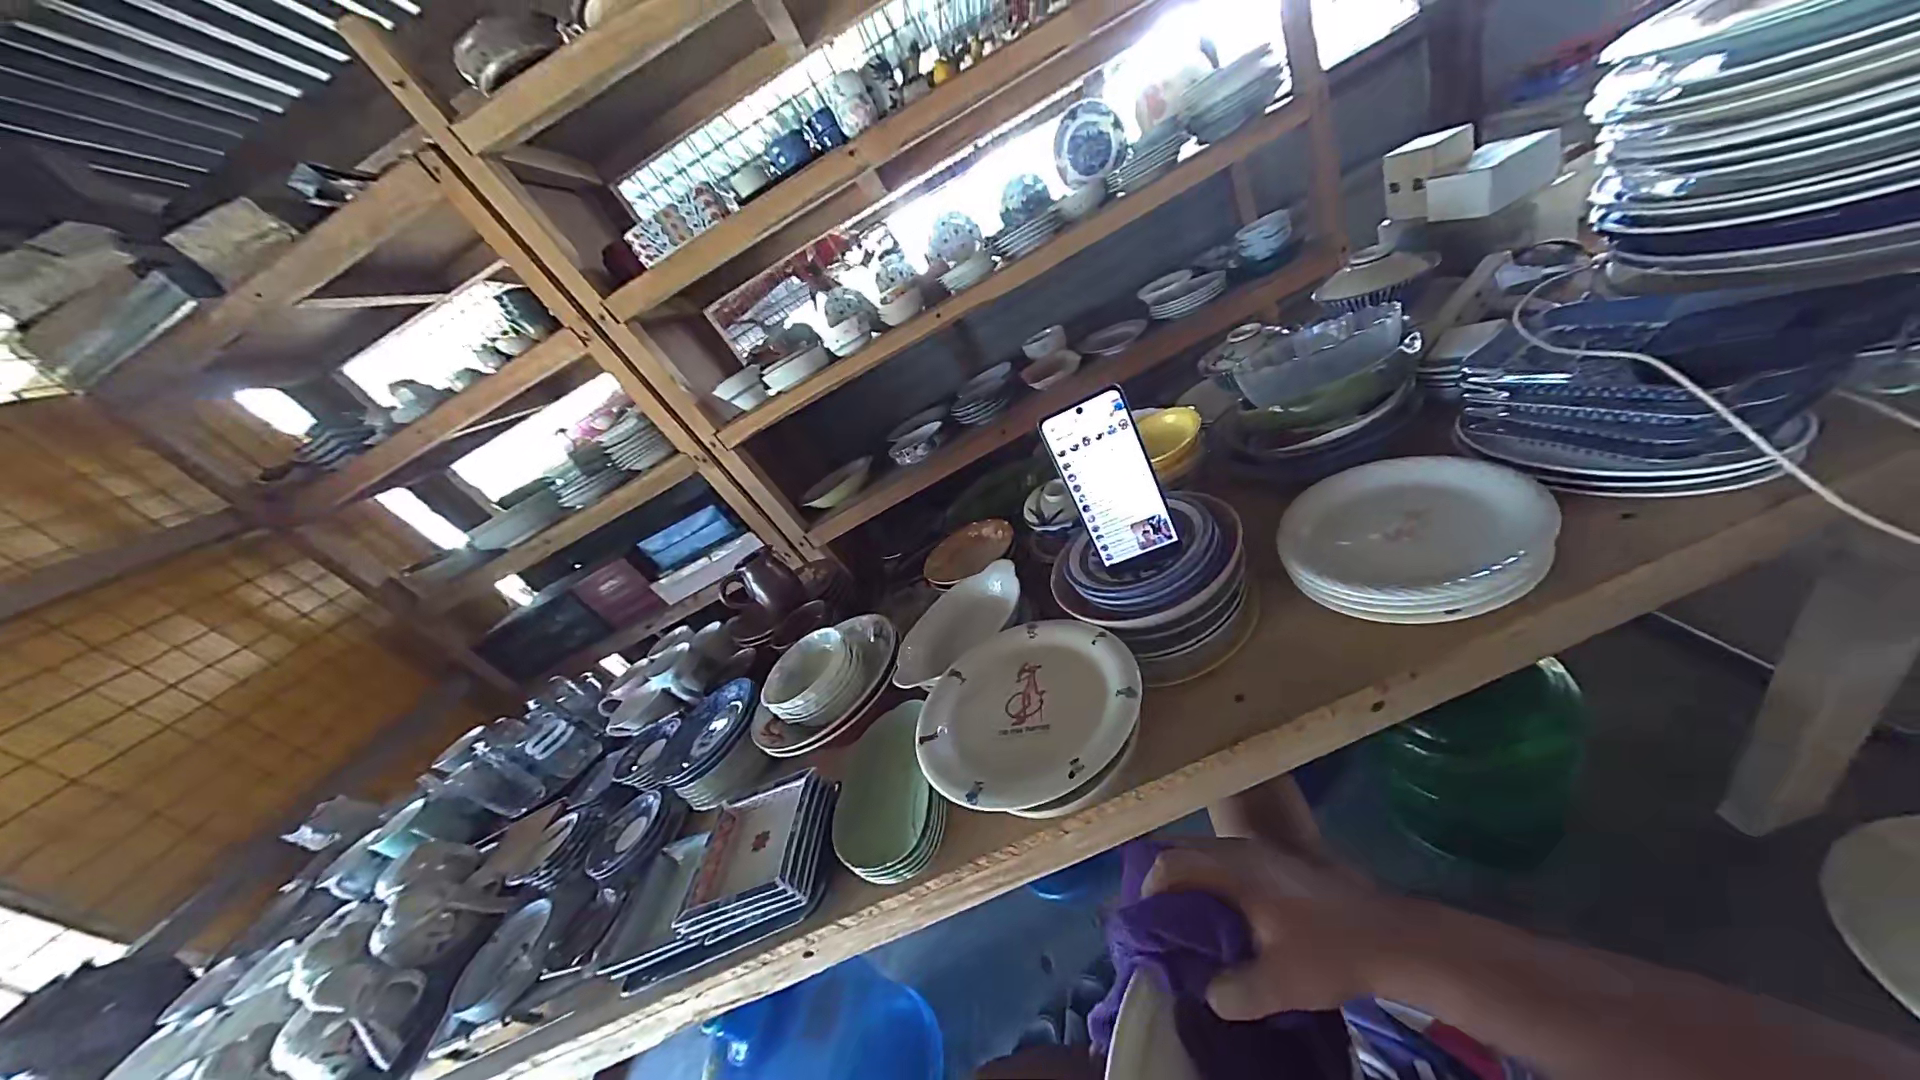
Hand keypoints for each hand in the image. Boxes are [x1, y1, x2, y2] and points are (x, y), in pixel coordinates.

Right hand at [1141, 836, 1404, 1018]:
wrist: (1393, 936)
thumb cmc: (1330, 952)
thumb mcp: (1280, 985)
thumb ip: (1234, 992)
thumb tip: (1208, 994)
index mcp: (1233, 869)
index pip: (1170, 863)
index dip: (1148, 888)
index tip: (1146, 921)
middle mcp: (1240, 850)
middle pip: (1183, 848)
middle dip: (1163, 878)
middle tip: (1158, 914)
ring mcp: (1261, 852)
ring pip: (1206, 852)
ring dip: (1189, 878)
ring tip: (1186, 917)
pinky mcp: (1278, 861)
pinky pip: (1227, 860)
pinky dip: (1212, 879)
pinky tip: (1226, 913)